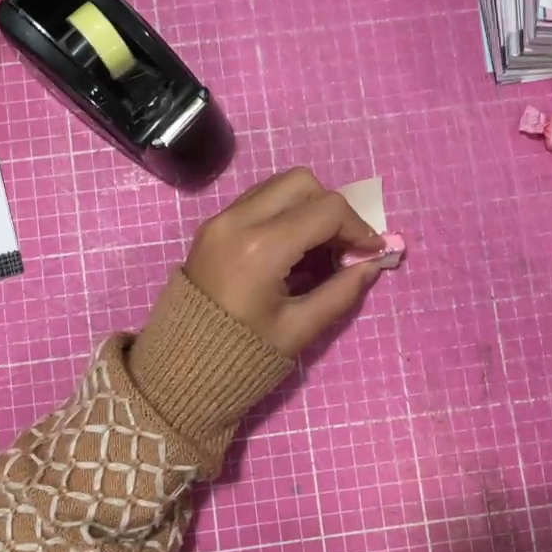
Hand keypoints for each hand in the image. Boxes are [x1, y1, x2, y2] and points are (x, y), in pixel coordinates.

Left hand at [185, 168, 386, 355]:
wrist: (179, 369)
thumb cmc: (243, 356)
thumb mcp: (299, 329)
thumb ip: (341, 292)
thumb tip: (372, 264)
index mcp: (262, 248)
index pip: (327, 210)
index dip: (359, 227)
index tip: (371, 252)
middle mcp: (238, 221)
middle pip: (303, 182)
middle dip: (332, 209)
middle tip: (343, 247)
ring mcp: (221, 219)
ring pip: (278, 185)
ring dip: (307, 206)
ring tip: (319, 248)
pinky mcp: (212, 226)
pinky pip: (257, 199)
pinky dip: (284, 211)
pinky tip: (292, 247)